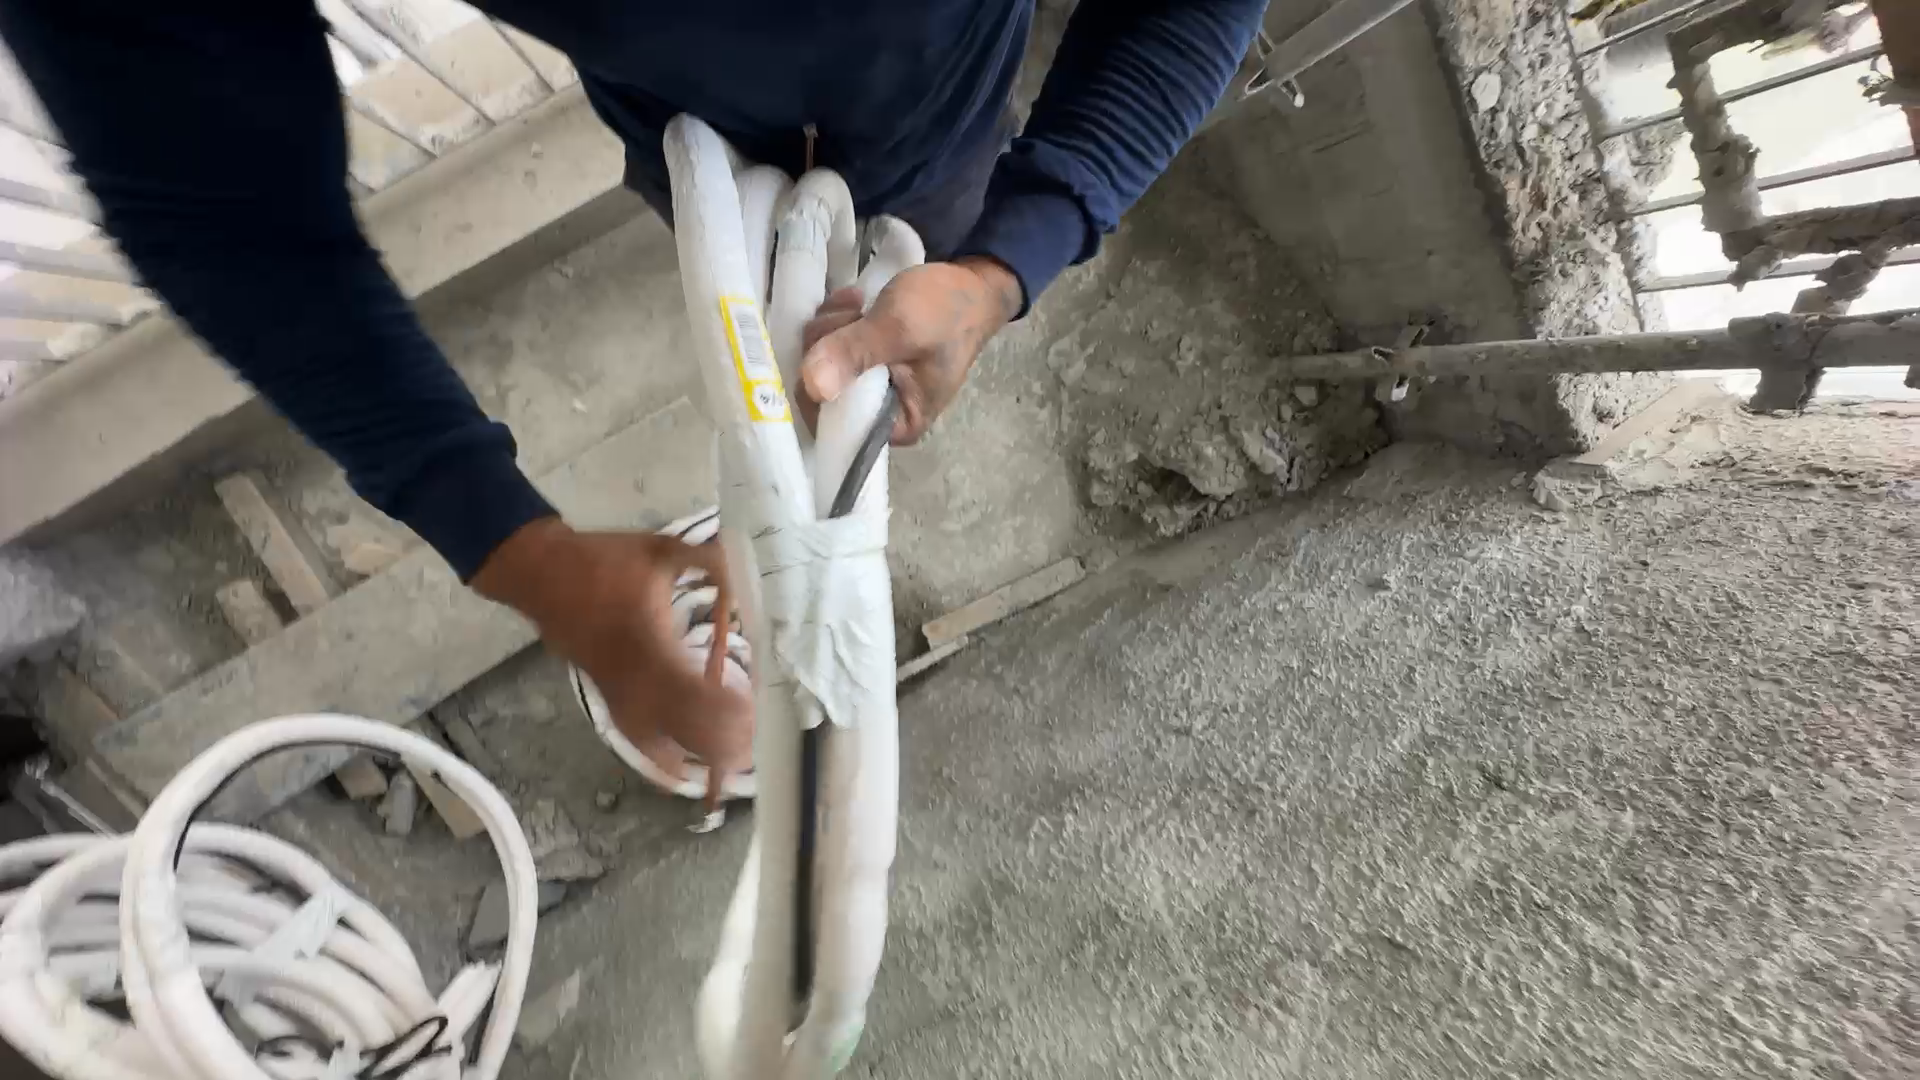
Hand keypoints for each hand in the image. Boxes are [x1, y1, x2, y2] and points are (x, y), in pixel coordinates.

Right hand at [472, 517, 752, 800]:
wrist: (540, 571)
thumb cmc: (605, 559)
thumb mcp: (664, 549)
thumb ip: (710, 560)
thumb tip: (750, 573)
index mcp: (648, 639)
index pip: (690, 686)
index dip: (722, 705)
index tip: (756, 710)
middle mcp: (632, 675)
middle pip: (678, 722)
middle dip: (718, 738)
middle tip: (757, 743)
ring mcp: (616, 689)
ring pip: (658, 736)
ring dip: (696, 752)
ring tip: (735, 765)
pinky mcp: (606, 695)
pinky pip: (634, 736)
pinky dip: (659, 758)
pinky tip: (683, 773)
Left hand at [799, 256, 1020, 443]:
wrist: (971, 285)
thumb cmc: (947, 312)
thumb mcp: (901, 329)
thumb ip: (856, 355)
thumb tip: (812, 386)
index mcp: (897, 426)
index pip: (835, 424)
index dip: (818, 386)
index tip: (831, 344)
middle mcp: (878, 414)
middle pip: (820, 391)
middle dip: (827, 344)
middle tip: (856, 315)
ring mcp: (868, 387)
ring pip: (818, 362)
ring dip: (831, 325)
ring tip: (860, 306)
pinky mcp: (863, 362)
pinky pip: (827, 346)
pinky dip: (835, 319)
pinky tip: (856, 303)